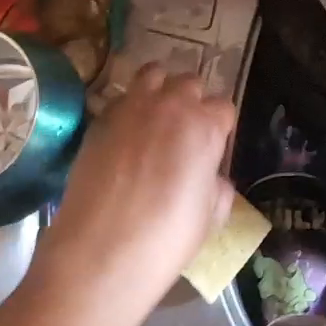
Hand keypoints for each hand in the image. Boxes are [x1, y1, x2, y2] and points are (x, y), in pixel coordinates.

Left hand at [34, 65, 236, 312]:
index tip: (214, 145)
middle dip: (192, 100)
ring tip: (156, 114)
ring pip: (154, 73)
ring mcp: (132, 106)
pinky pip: (121, 97)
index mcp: (205, 127)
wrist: (101, 251)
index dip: (221, 125)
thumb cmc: (165, 240)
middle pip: (190, 83)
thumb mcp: (208, 219)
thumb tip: (214, 180)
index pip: (223, 107)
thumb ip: (217, 189)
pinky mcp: (101, 117)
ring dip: (160, 88)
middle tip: (185, 130)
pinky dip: (129, 106)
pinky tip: (125, 134)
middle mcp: (171, 105)